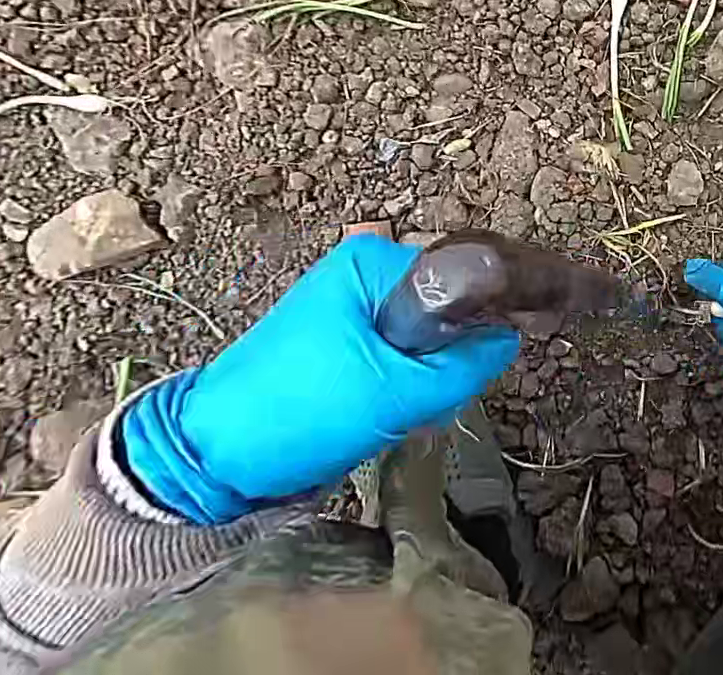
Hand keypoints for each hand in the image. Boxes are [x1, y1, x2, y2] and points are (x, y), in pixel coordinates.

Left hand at [120, 235, 520, 523]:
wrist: (207, 460)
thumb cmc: (302, 412)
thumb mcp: (397, 392)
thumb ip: (467, 363)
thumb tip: (512, 338)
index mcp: (373, 262)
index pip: (461, 273)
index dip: (491, 309)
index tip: (516, 339)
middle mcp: (364, 268)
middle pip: (446, 301)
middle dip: (453, 349)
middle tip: (448, 390)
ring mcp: (351, 299)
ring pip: (425, 328)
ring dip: (430, 367)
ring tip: (416, 405)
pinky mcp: (343, 331)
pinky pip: (400, 343)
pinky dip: (409, 373)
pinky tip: (398, 404)